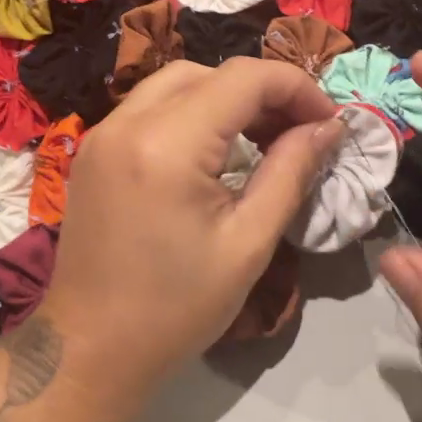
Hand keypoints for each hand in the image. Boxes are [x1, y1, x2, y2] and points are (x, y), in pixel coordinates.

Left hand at [39, 57, 342, 405]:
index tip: (330, 124)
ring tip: (264, 138)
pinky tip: (216, 151)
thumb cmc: (176, 308)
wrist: (90, 349)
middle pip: (208, 72)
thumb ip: (290, 172)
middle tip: (299, 133)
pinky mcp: (93, 152)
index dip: (297, 88)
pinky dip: (190, 113)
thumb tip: (329, 128)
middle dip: (262, 91)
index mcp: (167, 143)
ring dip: (225, 98)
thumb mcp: (248, 243)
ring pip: (175, 83)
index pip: (244, 78)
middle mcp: (127, 122)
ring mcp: (102, 134)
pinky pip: (148, 108)